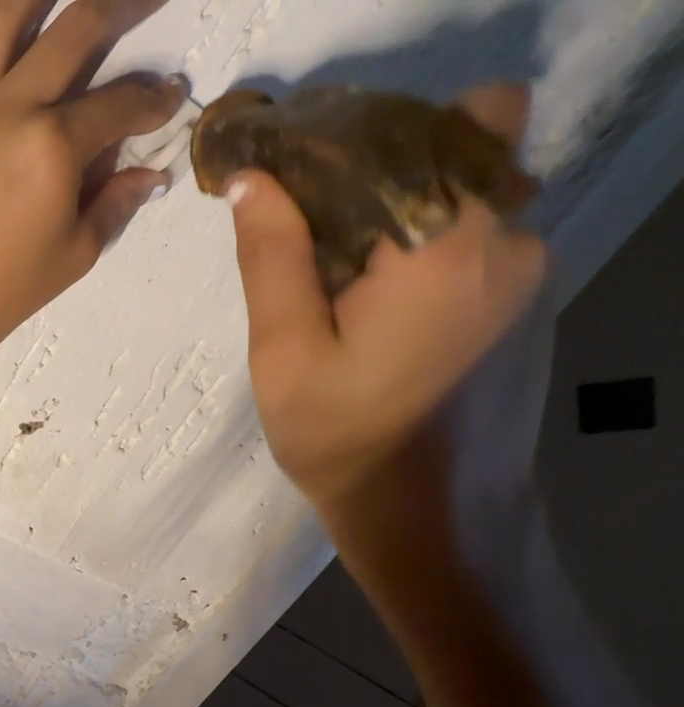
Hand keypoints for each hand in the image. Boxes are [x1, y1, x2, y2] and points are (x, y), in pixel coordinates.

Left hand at [0, 0, 183, 377]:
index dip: (155, 99)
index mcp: (55, 148)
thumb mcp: (72, 258)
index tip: (165, 102)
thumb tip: (148, 171)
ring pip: (1, 17)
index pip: (123, 102)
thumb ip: (113, 203)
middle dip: (123, 6)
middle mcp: (7, 111)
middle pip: (77, 29)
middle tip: (142, 1)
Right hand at [230, 83, 548, 517]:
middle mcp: (507, 237)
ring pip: (467, 192)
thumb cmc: (342, 436)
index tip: (306, 174)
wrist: (432, 511)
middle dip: (384, 167)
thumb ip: (273, 258)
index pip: (440, 124)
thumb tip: (251, 180)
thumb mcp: (283, 352)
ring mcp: (526, 268)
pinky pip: (474, 236)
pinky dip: (420, 247)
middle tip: (312, 228)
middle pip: (462, 145)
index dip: (376, 131)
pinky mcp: (523, 297)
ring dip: (400, 212)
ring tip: (333, 280)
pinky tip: (372, 308)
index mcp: (444, 245)